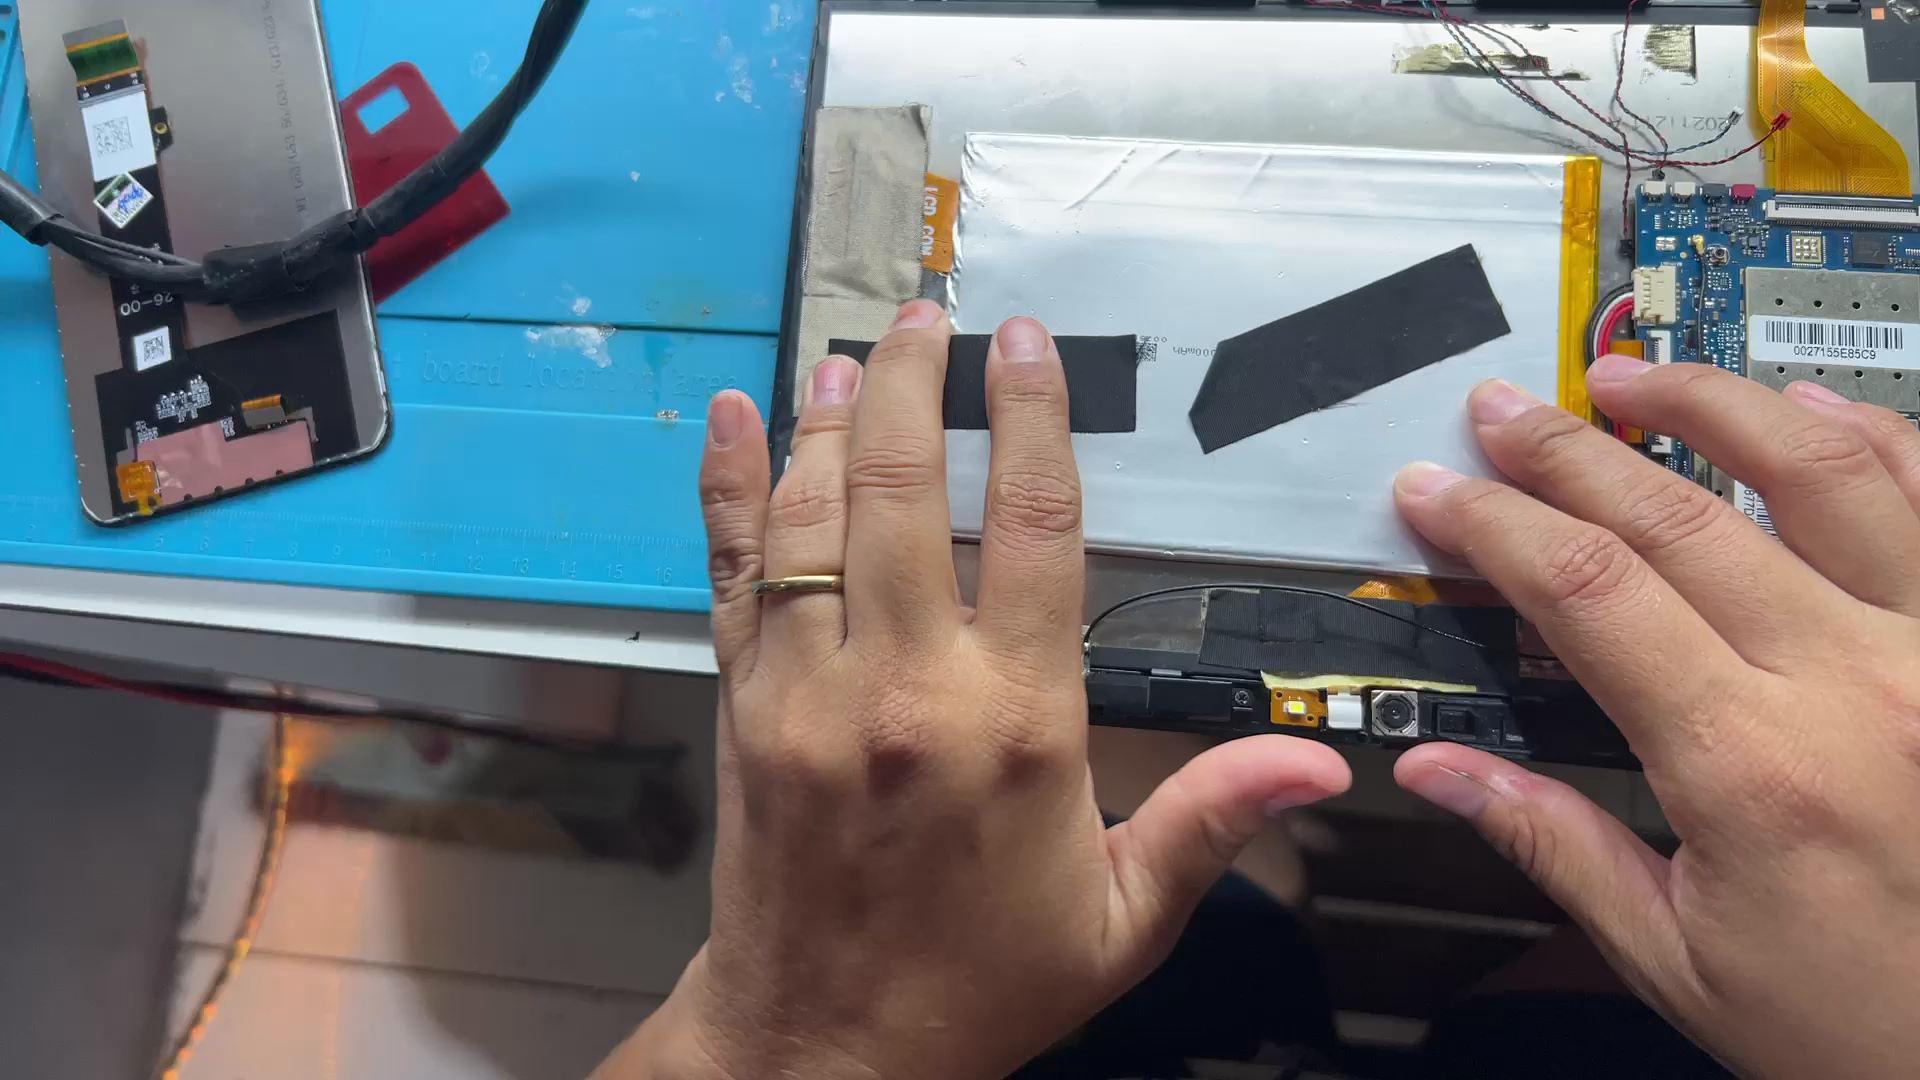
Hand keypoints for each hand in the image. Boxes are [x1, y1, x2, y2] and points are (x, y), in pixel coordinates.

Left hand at [600, 301, 1350, 1079]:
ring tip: (855, 354)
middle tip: (927, 318)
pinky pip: (733, 574)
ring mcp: (808, 690)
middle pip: (909, 492)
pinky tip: (729, 418)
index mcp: (1016, 724)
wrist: (823, 1047)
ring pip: (816, 518)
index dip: (1033, 420)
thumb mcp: (1122, 919)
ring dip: (834, 422)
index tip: (1024, 346)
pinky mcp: (743, 704)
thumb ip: (1212, 821)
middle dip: (918, 387)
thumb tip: (1319, 766)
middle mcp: (905, 688)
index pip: (1034, 528)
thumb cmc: (981, 976)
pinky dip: (728, 488)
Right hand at [1391, 356, 1919, 1078]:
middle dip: (1565, 452)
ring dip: (1710, 409)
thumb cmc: (1879, 1033)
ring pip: (1827, 478)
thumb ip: (1548, 840)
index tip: (1429, 488)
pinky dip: (1873, 440)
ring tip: (1629, 375)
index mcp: (1751, 763)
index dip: (1490, 524)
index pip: (1582, 592)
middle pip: (1675, 519)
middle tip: (1499, 408)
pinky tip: (1804, 408)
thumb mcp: (1682, 959)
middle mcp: (1865, 684)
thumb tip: (1427, 767)